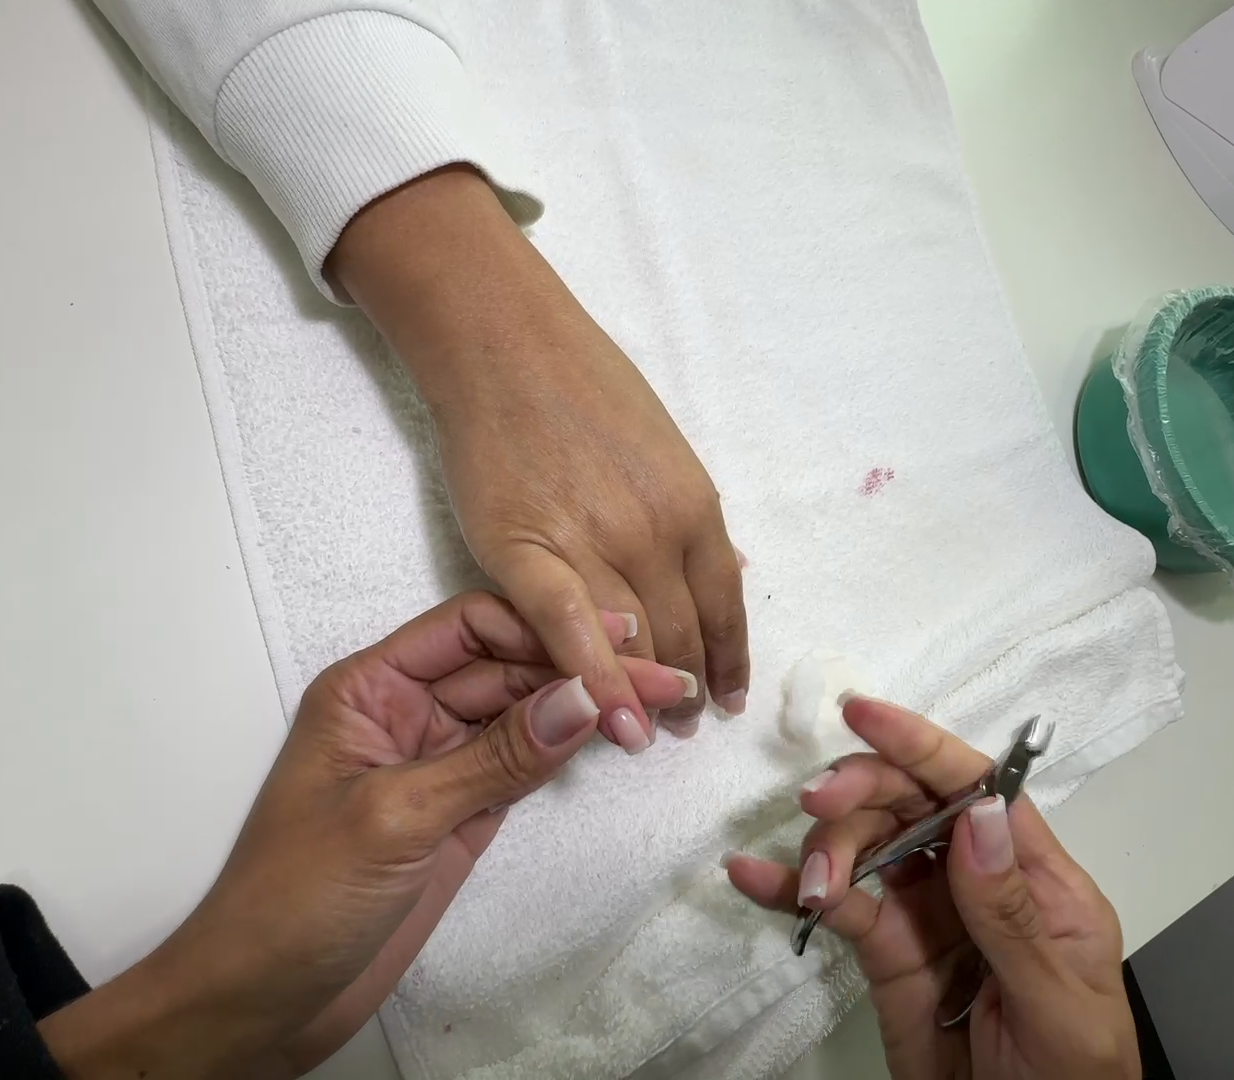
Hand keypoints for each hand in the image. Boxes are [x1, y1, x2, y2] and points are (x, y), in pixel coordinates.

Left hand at [37, 592, 695, 1078]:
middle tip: (659, 673)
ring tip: (657, 698)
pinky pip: (527, 758)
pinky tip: (614, 731)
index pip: (470, 627)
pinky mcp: (466, 802)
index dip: (540, 627)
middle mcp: (412, 707)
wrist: (265, 1008)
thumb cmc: (296, 900)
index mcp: (374, 685)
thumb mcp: (398, 817)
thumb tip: (588, 697)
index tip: (611, 637)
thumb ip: (497, 755)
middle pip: (508, 668)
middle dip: (579, 668)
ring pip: (525, 712)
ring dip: (585, 705)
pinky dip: (570, 746)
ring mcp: (444, 756)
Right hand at [328, 167, 748, 749]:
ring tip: (650, 730)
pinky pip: (570, 635)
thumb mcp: (664, 446)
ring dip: (648, 696)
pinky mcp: (526, 551)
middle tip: (683, 723)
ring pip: (635, 645)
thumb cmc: (585, 387)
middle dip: (688, 687)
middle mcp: (656, 532)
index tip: (728, 697)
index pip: (725, 605)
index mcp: (694, 504)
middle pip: (682, 636)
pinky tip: (615, 727)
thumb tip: (730, 569)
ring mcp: (595, 543)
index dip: (729, 660)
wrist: (503, 345)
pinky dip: (596, 686)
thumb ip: (692, 516)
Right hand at [726, 698, 1137, 1079]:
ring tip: (814, 886)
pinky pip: (834, 902)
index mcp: (1034, 878)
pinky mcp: (881, 942)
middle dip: (860, 791)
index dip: (921, 743)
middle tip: (818, 804)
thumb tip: (978, 814)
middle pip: (908, 800)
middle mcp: (970, 875)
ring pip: (864, 841)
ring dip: (826, 848)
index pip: (977, 787)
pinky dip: (790, 887)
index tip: (863, 713)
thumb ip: (1014, 916)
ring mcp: (922, 905)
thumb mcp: (1059, 1008)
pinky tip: (751, 876)